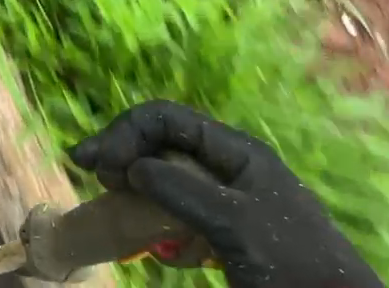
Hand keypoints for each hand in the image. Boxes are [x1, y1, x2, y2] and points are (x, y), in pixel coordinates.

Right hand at [69, 101, 378, 287]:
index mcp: (239, 153)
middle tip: (94, 176)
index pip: (164, 117)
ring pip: (161, 170)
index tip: (96, 162)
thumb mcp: (236, 225)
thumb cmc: (294, 269)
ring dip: (131, 180)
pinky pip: (173, 203)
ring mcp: (226, 197)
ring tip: (113, 198)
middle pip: (158, 140)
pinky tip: (145, 231)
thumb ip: (181, 188)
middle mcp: (229, 166)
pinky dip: (150, 209)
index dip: (124, 132)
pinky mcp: (222, 226)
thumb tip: (130, 168)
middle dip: (120, 153)